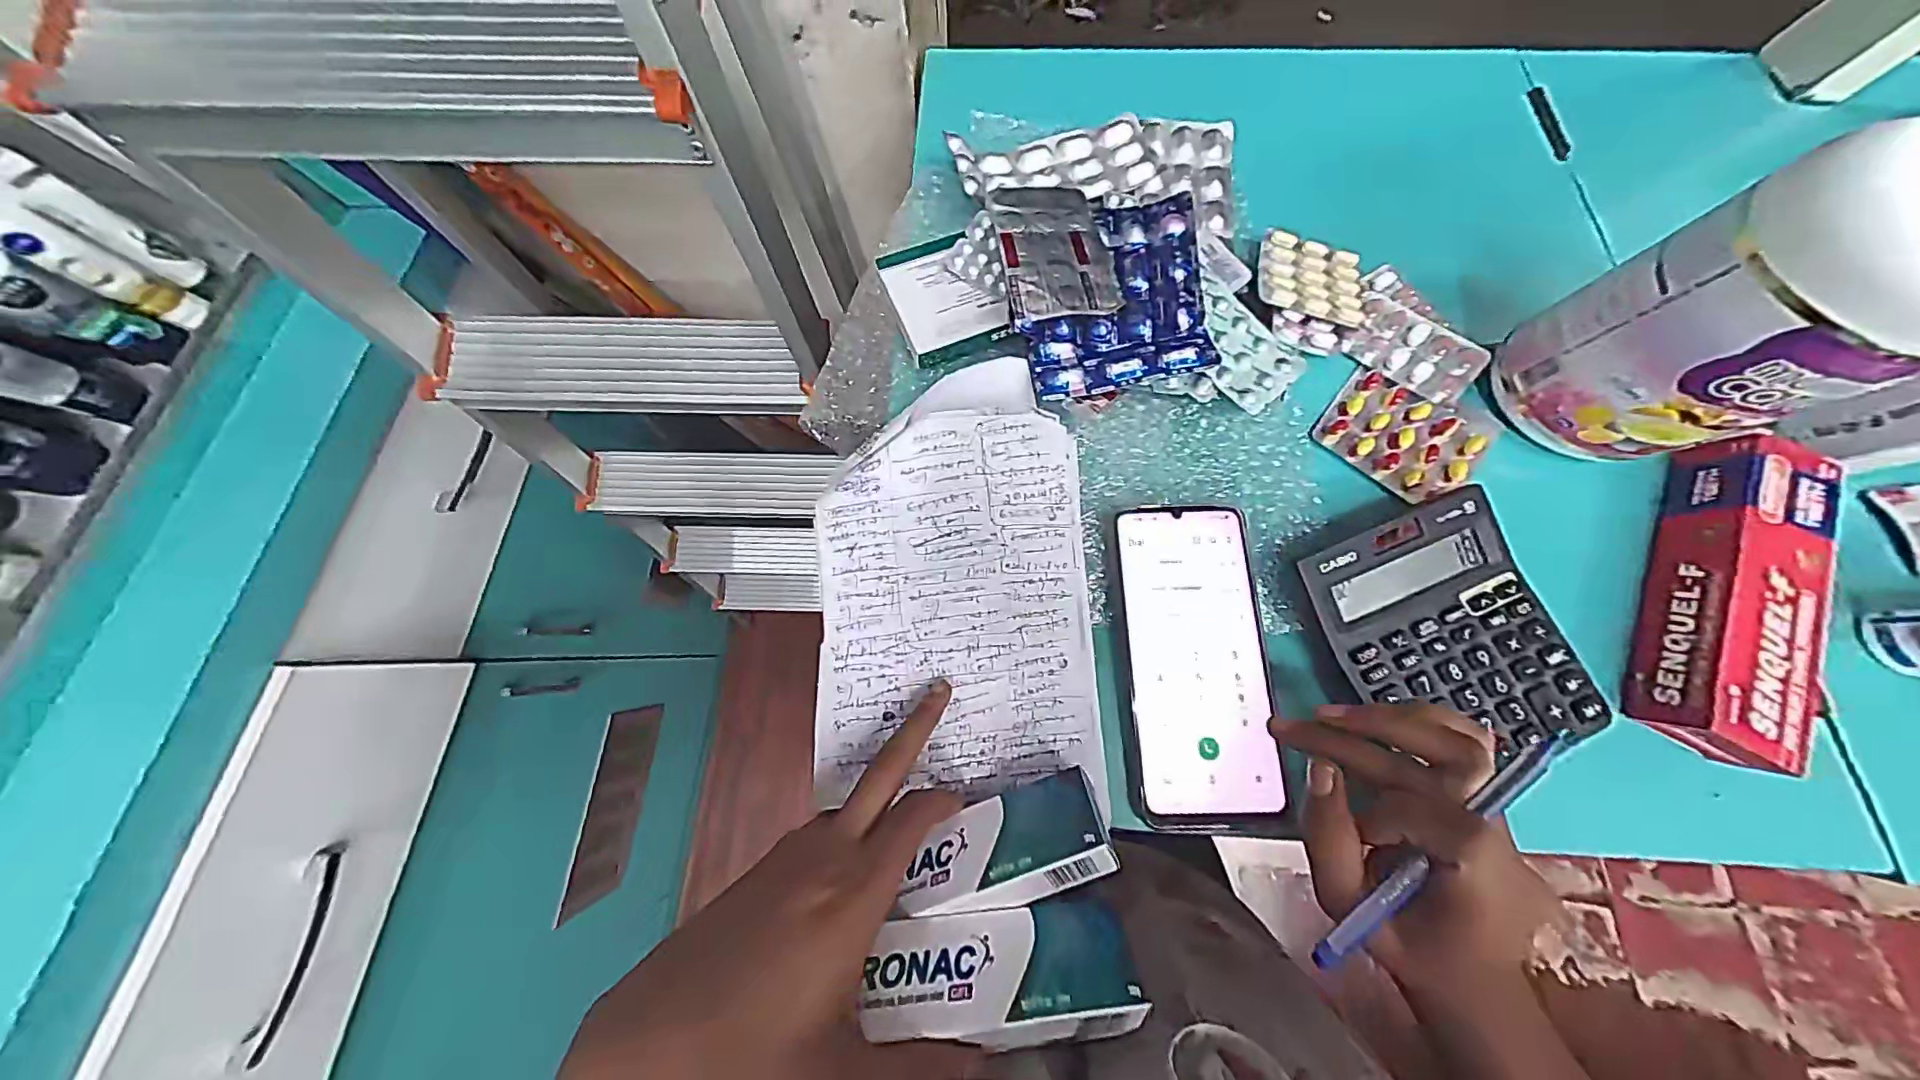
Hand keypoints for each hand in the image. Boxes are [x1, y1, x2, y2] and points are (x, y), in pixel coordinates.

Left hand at [561, 679, 980, 1079]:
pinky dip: (843, 829)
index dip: (945, 799)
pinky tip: (840, 870)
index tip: (967, 794)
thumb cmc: (751, 1052)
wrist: (646, 1046)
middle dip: (914, 729)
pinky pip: (814, 833)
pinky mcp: (755, 872)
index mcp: (853, 896)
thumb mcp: (843, 1069)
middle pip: (878, 777)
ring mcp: (784, 860)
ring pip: (845, 807)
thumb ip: (920, 1066)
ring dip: (877, 795)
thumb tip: (982, 1069)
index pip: (912, 822)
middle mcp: (822, 860)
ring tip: (901, 817)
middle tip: (938, 692)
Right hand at [1269, 704, 1557, 992]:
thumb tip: (1320, 768)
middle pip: (1428, 756)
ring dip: (1386, 718)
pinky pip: (1466, 741)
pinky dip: (1421, 720)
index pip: (1410, 809)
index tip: (1353, 838)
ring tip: (1331, 715)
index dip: (1370, 816)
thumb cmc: (1412, 945)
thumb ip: (1329, 840)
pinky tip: (1378, 720)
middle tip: (1296, 726)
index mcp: (1470, 859)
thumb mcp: (1354, 908)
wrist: (1475, 975)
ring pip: (1454, 735)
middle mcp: (1494, 824)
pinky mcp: (1488, 799)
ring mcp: (1499, 809)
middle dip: (1352, 736)